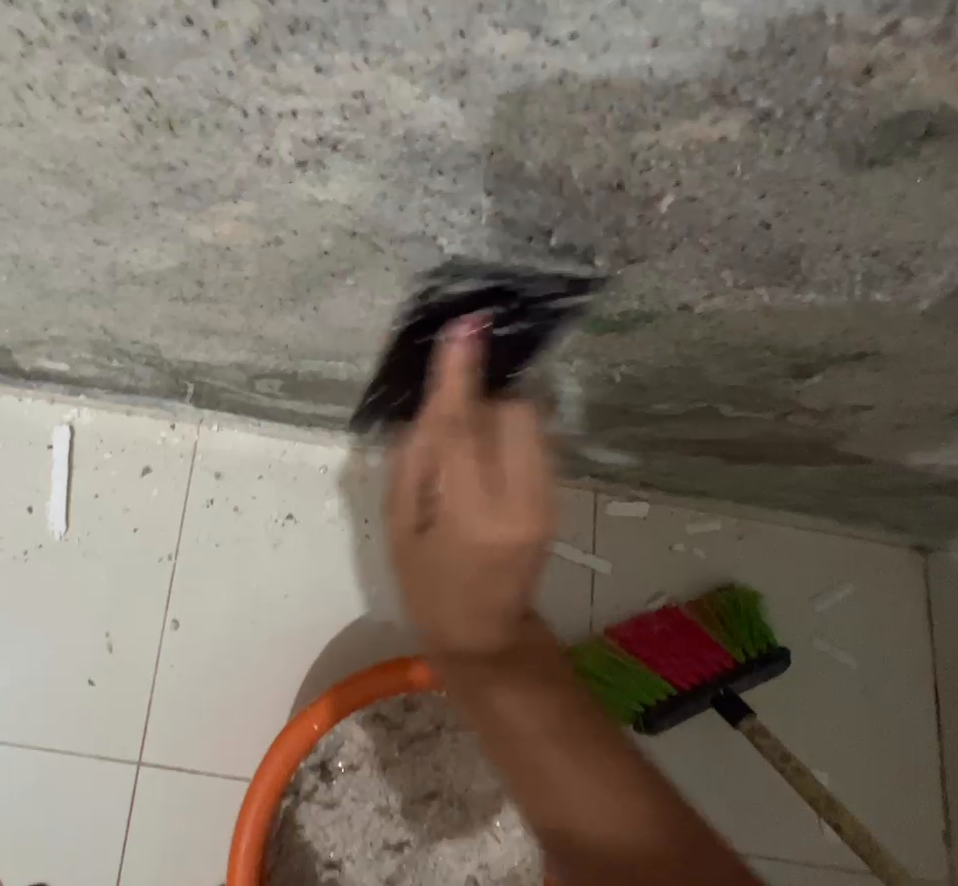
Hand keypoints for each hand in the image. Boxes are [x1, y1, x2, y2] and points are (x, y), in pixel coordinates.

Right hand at [383, 314, 560, 657]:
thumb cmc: (426, 584)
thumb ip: (413, 459)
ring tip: (464, 442)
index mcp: (471, 515)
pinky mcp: (558, 496)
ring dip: (497, 411)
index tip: (465, 325)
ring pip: (532, 421)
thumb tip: (431, 401)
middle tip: (450, 417)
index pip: (464, 430)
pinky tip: (484, 451)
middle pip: (515, 412)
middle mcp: (521, 502)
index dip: (461, 375)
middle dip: (483, 395)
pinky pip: (536, 438)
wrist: (485, 633)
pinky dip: (509, 428)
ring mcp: (549, 499)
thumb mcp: (399, 524)